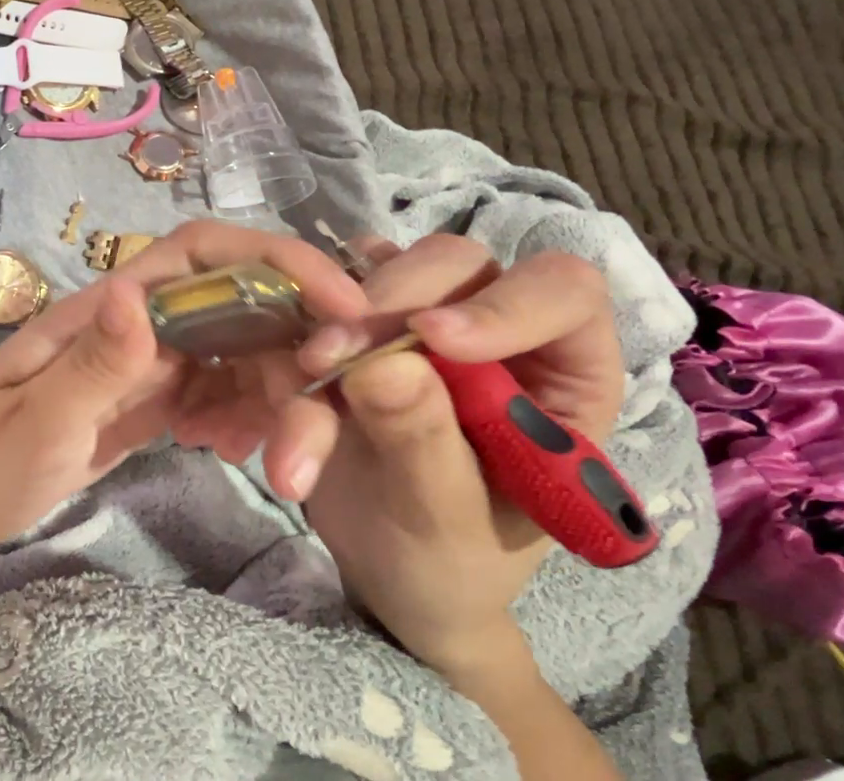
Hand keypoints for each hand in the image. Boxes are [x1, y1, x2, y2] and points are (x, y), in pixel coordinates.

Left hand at [0, 222, 369, 551]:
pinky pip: (212, 391)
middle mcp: (127, 326)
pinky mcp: (143, 400)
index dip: (275, 260)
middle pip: (233, 300)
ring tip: (250, 447)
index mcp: (99, 314)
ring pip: (232, 349)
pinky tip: (222, 450)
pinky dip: (237, 415)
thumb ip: (90, 364)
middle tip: (312, 404)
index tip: (342, 305)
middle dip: (289, 338)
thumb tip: (133, 290)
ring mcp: (138, 363)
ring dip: (265, 389)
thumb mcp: (33, 423)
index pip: (196, 257)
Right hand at [290, 235, 624, 677]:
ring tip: (300, 383)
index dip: (502, 302)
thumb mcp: (444, 518)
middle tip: (325, 358)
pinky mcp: (356, 336)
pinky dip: (292, 332)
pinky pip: (318, 306)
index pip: (560, 295)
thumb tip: (384, 364)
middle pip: (455, 267)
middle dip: (388, 304)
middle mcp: (493, 335)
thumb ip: (423, 441)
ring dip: (333, 320)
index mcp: (560, 376)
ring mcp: (416, 330)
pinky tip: (283, 380)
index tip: (431, 338)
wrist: (388, 576)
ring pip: (379, 274)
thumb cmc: (449, 562)